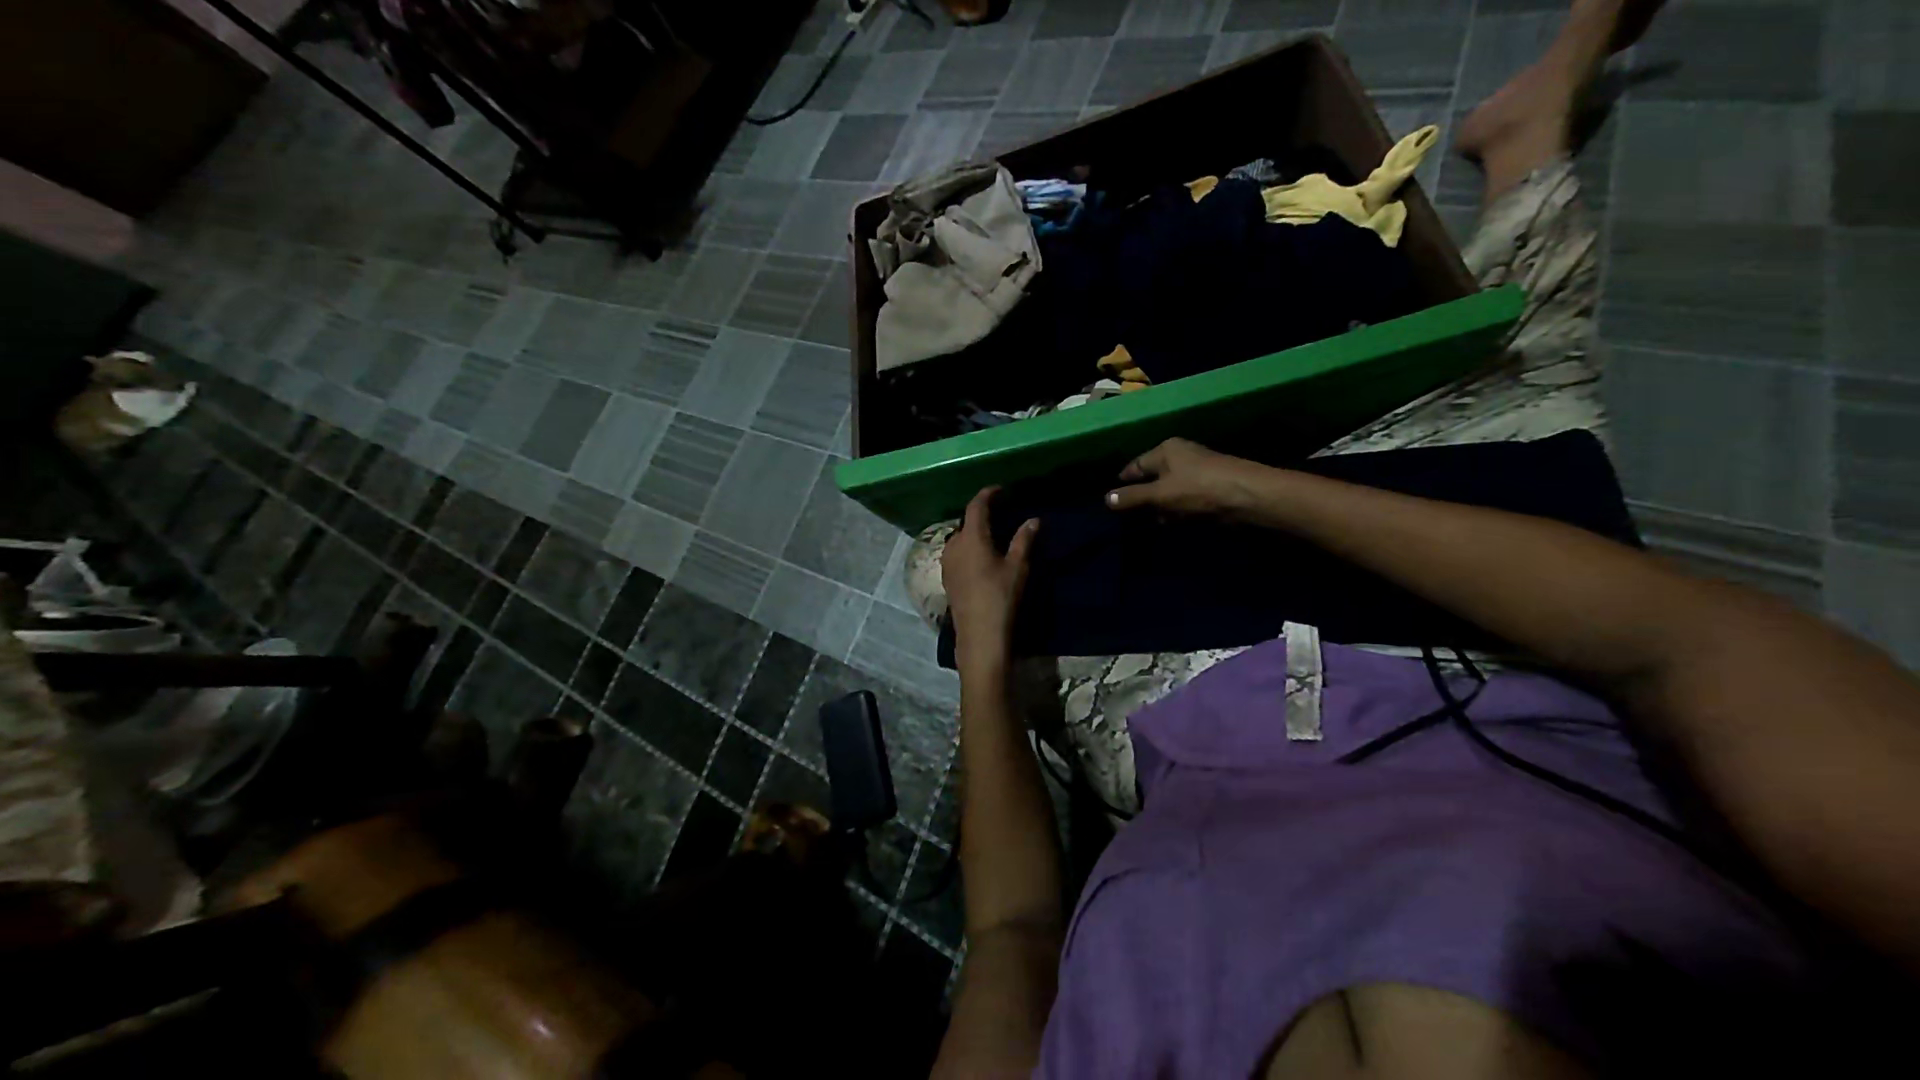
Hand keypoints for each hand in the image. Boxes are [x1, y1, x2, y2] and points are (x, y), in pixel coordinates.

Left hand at [942, 486, 1037, 667]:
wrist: (979, 634)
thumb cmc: (1001, 597)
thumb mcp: (1018, 567)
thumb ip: (1024, 540)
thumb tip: (1033, 520)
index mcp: (971, 538)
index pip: (976, 506)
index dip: (987, 494)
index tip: (1000, 490)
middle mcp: (954, 545)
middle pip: (966, 522)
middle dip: (981, 515)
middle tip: (1001, 513)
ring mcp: (947, 563)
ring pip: (960, 539)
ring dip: (974, 533)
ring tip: (992, 535)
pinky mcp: (947, 578)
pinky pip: (957, 553)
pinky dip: (968, 548)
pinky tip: (981, 557)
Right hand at [1106, 438, 1255, 516]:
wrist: (1247, 496)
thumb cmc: (1198, 490)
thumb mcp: (1160, 495)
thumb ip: (1132, 497)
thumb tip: (1106, 499)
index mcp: (1165, 450)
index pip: (1135, 465)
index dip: (1123, 482)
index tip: (1112, 499)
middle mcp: (1180, 456)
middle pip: (1152, 478)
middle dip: (1142, 498)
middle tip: (1129, 517)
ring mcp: (1197, 471)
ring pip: (1169, 490)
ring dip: (1161, 506)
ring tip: (1152, 522)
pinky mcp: (1210, 487)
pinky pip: (1185, 498)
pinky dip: (1178, 509)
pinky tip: (1175, 522)